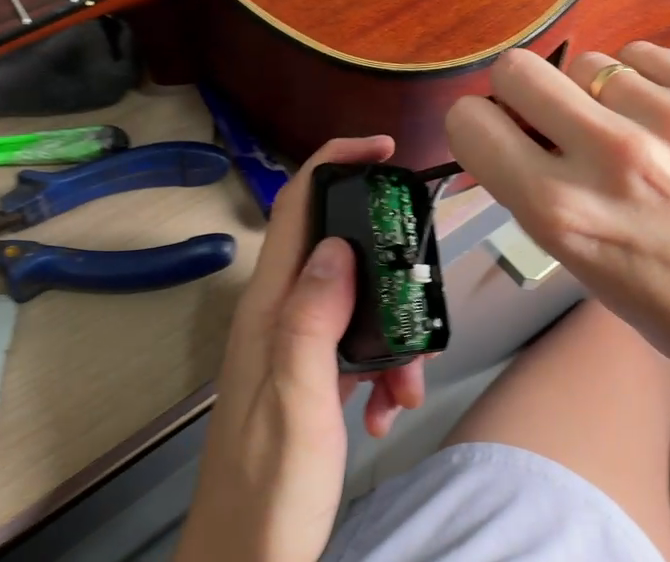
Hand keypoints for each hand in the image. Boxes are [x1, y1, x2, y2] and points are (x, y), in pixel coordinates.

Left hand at [177, 136, 426, 561]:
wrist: (247, 561)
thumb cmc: (269, 488)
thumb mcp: (299, 399)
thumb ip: (311, 317)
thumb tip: (338, 244)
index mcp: (268, 309)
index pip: (295, 209)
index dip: (333, 163)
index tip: (382, 148)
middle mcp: (277, 316)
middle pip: (337, 250)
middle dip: (386, 265)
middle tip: (422, 295)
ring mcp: (292, 347)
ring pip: (355, 303)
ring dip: (393, 332)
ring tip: (407, 387)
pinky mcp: (309, 378)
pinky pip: (354, 347)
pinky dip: (382, 367)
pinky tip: (388, 410)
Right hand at [445, 43, 669, 405]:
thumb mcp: (589, 273)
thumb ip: (539, 199)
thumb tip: (506, 139)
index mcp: (564, 214)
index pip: (470, 123)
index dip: (478, 128)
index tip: (498, 137)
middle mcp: (609, 158)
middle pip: (517, 70)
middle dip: (522, 94)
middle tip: (553, 123)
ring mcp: (669, 119)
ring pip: (586, 63)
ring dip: (595, 95)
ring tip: (633, 134)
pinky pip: (643, 55)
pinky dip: (644, 82)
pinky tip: (669, 122)